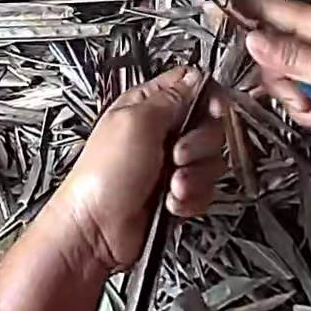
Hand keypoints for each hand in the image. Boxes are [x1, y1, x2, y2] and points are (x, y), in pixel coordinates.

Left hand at [45, 67, 225, 275]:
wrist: (96, 232)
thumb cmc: (103, 175)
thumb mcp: (137, 123)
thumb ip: (171, 98)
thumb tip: (196, 78)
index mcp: (147, 104)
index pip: (190, 85)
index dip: (209, 95)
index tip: (214, 110)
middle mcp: (161, 130)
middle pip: (208, 124)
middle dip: (199, 144)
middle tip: (176, 154)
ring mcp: (171, 162)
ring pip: (210, 159)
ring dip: (194, 176)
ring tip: (171, 184)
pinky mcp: (178, 191)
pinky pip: (206, 189)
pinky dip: (191, 198)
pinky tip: (170, 202)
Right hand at [242, 0, 310, 160]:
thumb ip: (292, 56)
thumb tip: (252, 38)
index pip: (270, 8)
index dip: (242, 12)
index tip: (215, 17)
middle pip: (272, 53)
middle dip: (283, 83)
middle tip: (305, 99)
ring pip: (285, 81)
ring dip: (301, 105)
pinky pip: (302, 99)